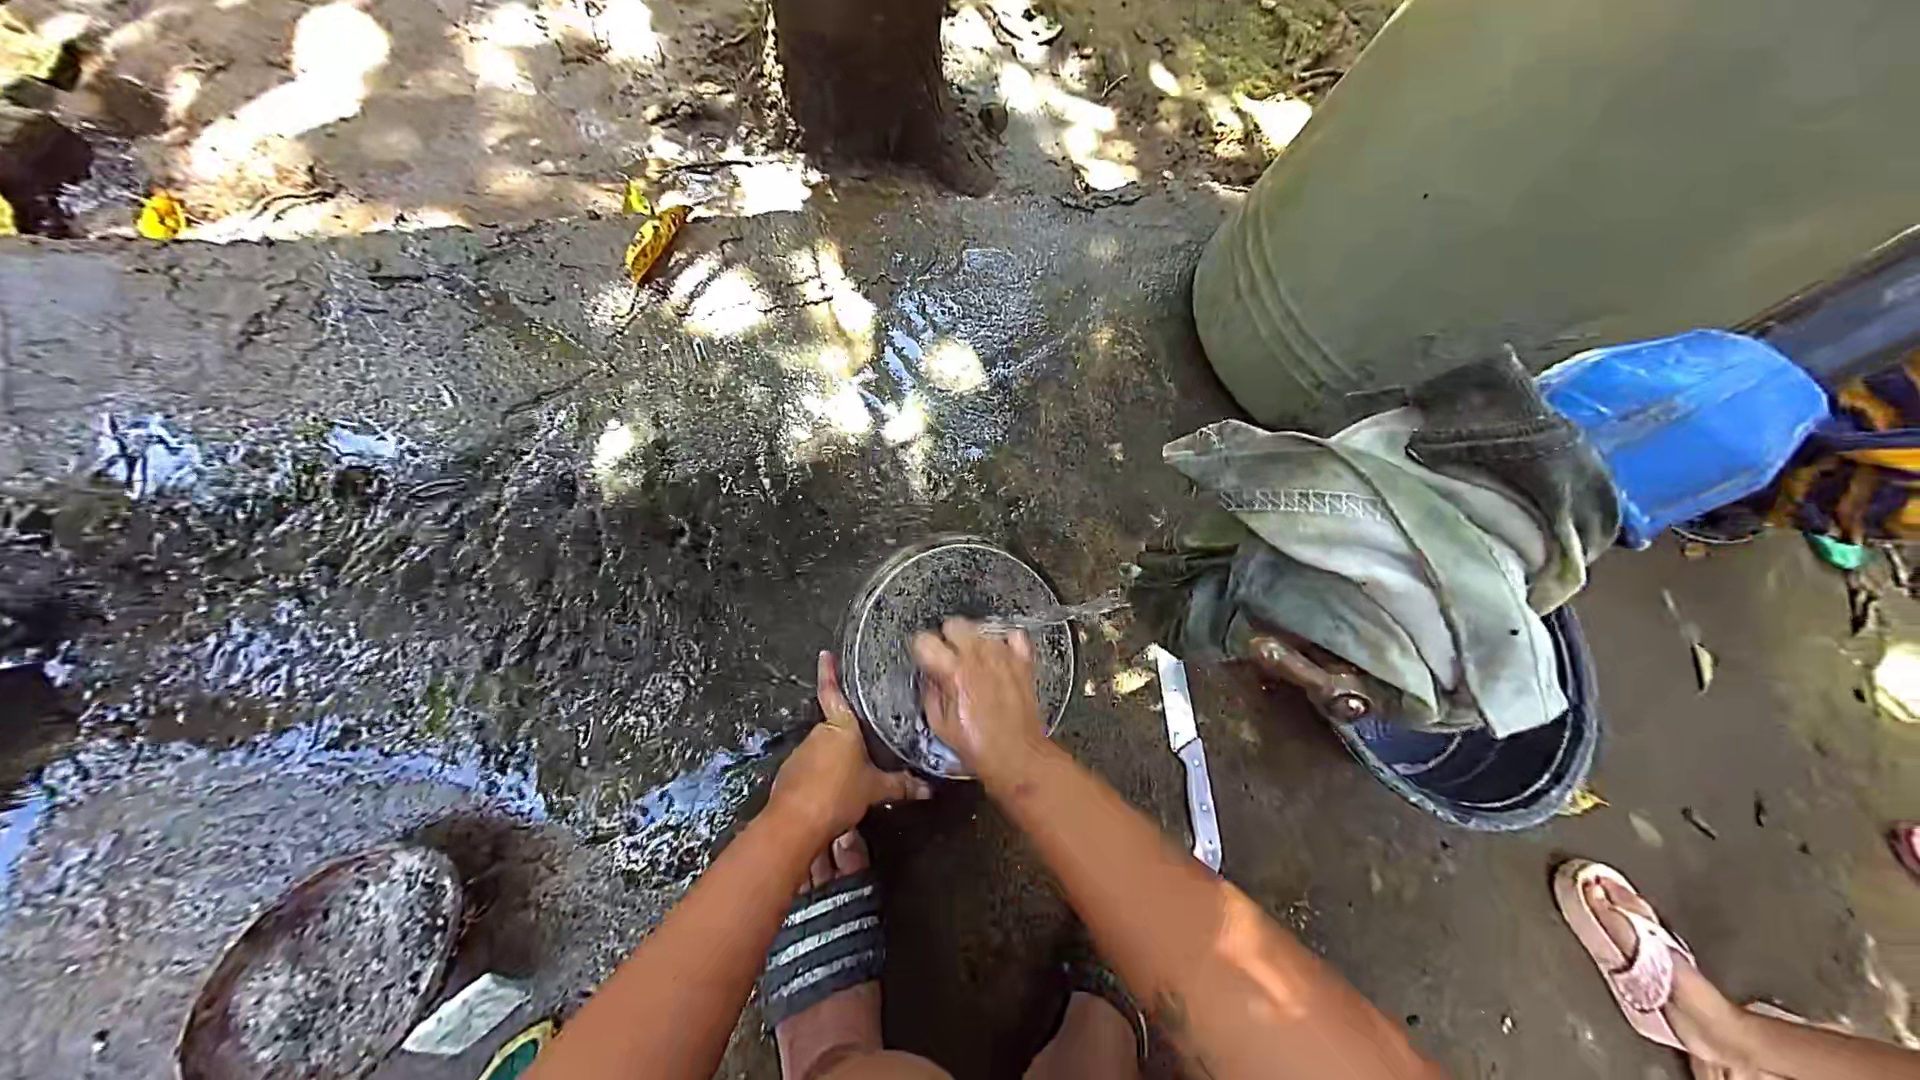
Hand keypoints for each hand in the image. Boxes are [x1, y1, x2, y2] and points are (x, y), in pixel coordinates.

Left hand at [769, 651, 931, 840]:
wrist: (795, 824)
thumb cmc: (837, 794)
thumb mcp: (875, 789)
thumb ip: (900, 785)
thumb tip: (926, 789)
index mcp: (840, 727)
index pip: (832, 692)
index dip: (829, 672)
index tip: (825, 655)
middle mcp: (818, 734)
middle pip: (835, 729)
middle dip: (848, 741)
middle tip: (866, 753)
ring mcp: (801, 754)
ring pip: (824, 752)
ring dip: (837, 764)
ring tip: (853, 784)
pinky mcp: (790, 776)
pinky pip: (812, 771)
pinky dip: (824, 780)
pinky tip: (835, 797)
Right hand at [912, 618, 1047, 777]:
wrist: (1017, 754)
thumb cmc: (979, 746)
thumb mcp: (939, 724)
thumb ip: (930, 691)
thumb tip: (929, 674)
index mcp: (954, 673)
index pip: (925, 640)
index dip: (922, 648)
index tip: (925, 656)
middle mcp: (979, 657)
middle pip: (954, 624)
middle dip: (948, 638)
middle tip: (949, 657)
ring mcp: (1004, 656)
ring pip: (982, 628)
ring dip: (974, 642)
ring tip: (975, 662)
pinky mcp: (1023, 661)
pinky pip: (1012, 635)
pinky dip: (1004, 642)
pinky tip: (998, 656)